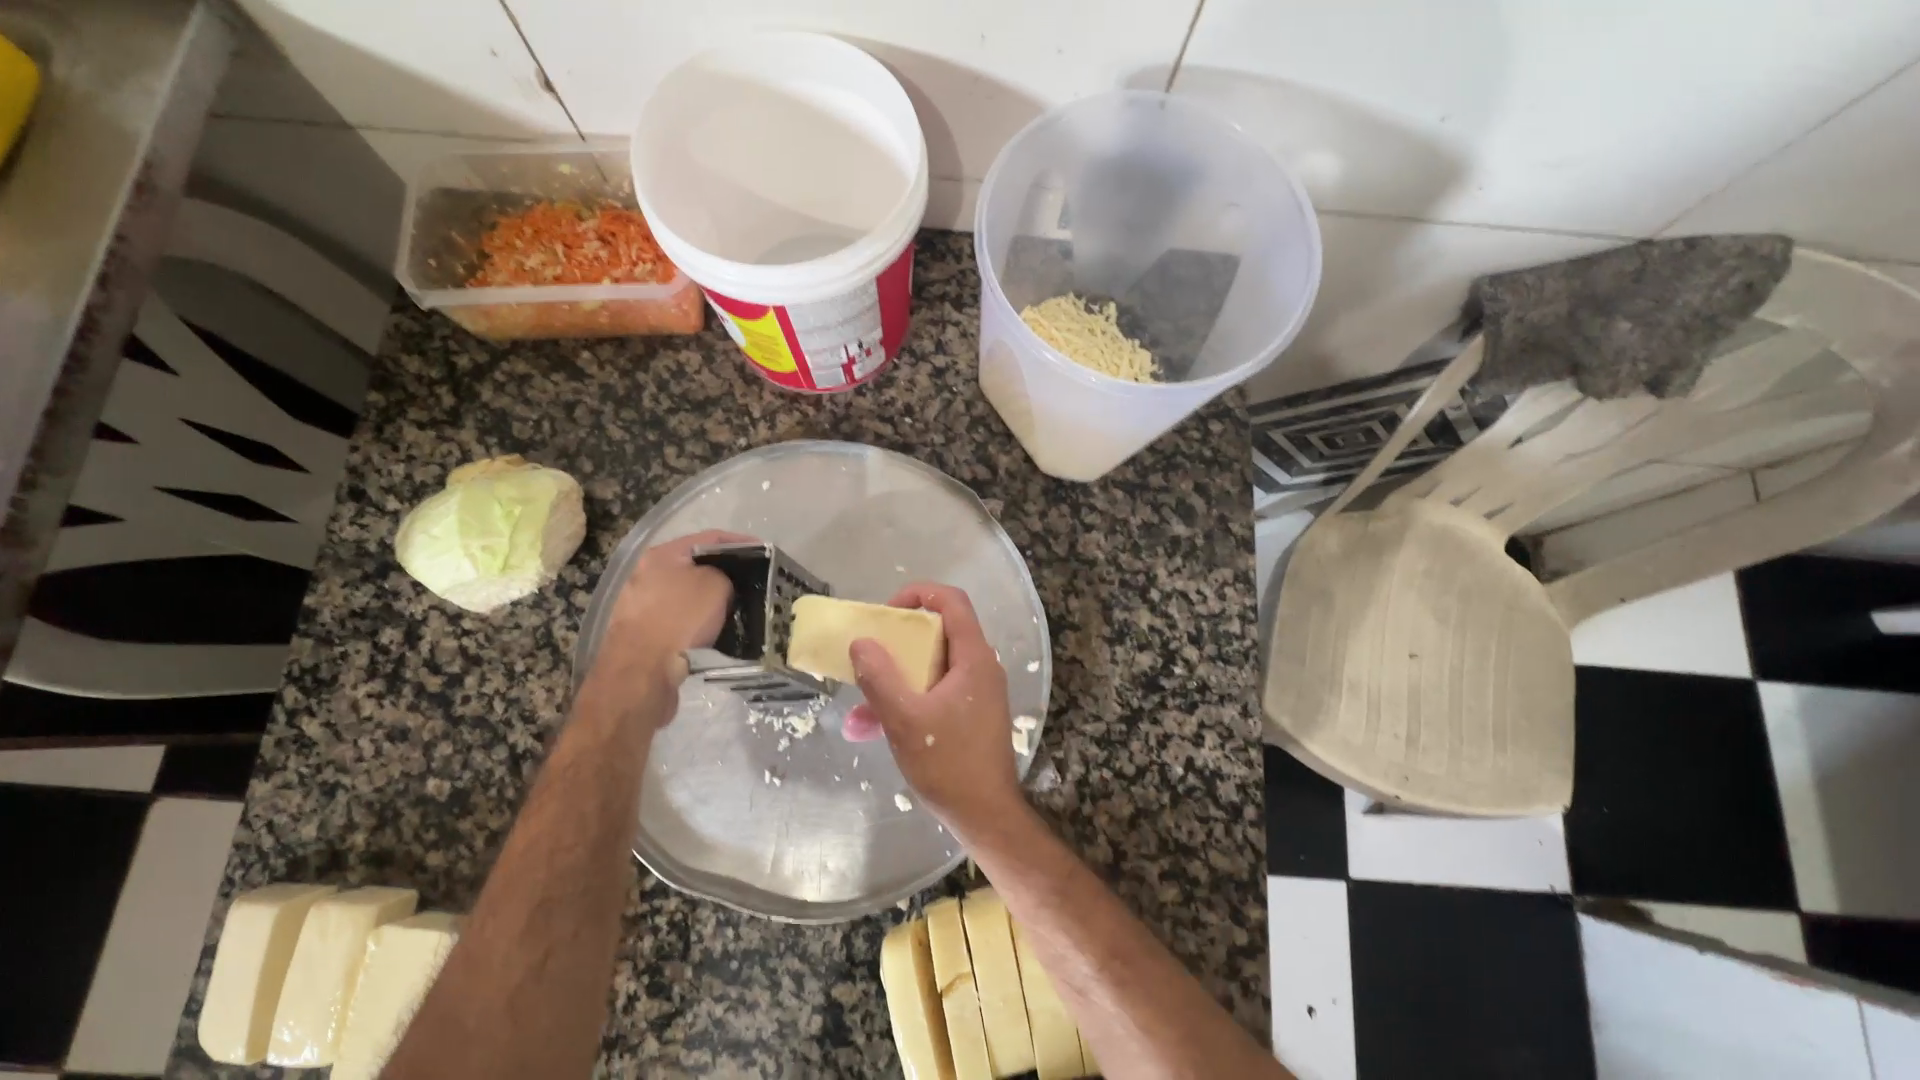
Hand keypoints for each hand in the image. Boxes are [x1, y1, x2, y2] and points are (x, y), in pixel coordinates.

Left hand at [580, 529, 748, 724]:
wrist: (641, 673)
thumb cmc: (680, 619)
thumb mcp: (716, 586)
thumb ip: (725, 575)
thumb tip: (721, 586)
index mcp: (660, 555)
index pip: (709, 538)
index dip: (740, 542)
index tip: (764, 552)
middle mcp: (644, 575)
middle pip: (694, 566)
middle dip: (724, 573)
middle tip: (752, 582)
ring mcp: (639, 606)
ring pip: (685, 595)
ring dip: (710, 601)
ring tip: (737, 609)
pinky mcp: (641, 635)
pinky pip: (678, 621)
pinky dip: (697, 623)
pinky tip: (714, 633)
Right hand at [842, 584, 1022, 834]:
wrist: (986, 815)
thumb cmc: (949, 764)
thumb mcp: (904, 719)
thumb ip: (880, 677)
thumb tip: (861, 643)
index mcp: (973, 659)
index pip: (951, 602)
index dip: (918, 594)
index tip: (886, 613)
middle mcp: (980, 669)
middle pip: (938, 634)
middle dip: (897, 644)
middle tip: (870, 654)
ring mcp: (977, 693)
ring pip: (931, 669)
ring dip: (894, 682)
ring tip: (859, 709)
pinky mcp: (971, 716)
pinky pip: (934, 694)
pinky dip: (906, 703)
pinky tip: (871, 729)